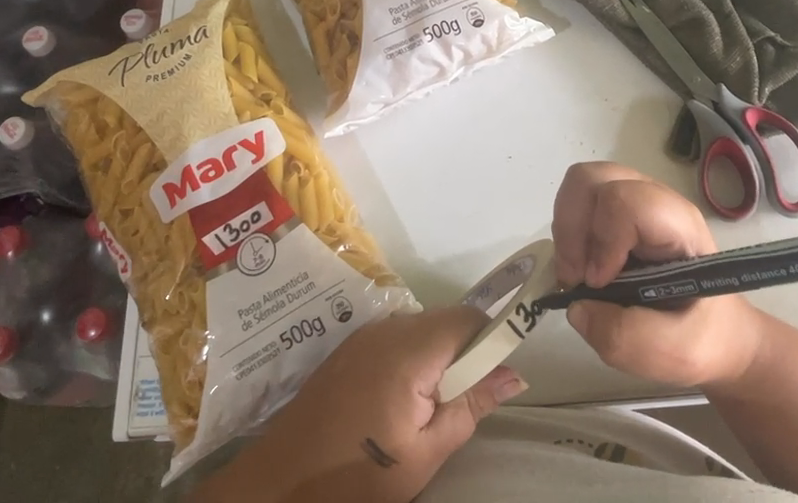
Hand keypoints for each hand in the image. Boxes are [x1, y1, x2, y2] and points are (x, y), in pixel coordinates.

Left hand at [195, 307, 525, 502]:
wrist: (283, 480)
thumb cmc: (359, 473)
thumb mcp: (426, 451)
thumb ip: (472, 405)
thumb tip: (514, 375)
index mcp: (409, 350)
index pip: (467, 318)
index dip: (491, 339)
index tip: (498, 376)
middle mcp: (387, 329)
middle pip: (445, 320)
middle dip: (466, 352)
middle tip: (464, 401)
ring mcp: (364, 335)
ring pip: (421, 327)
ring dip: (438, 355)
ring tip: (431, 406)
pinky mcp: (350, 346)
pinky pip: (396, 337)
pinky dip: (413, 357)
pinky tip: (402, 399)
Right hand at [551, 161, 768, 388]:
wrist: (715, 332)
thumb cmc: (701, 338)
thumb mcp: (672, 353)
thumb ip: (623, 337)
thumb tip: (576, 307)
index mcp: (678, 228)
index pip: (626, 202)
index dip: (602, 239)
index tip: (598, 284)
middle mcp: (654, 201)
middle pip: (594, 179)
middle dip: (571, 227)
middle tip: (574, 275)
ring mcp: (633, 201)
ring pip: (581, 186)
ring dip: (567, 231)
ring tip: (575, 274)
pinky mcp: (615, 211)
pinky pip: (578, 202)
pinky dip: (568, 234)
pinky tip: (580, 268)